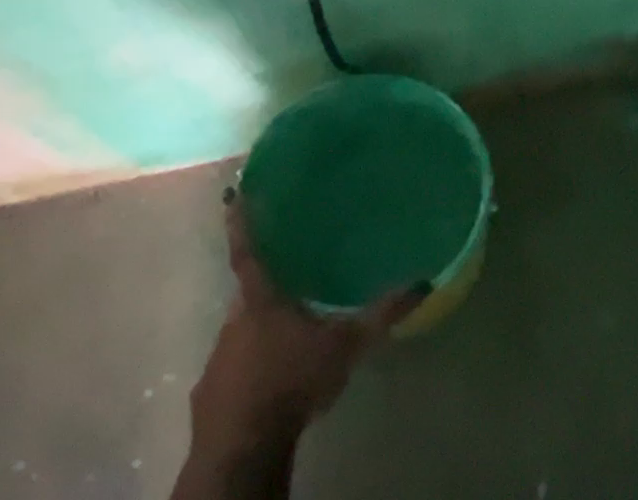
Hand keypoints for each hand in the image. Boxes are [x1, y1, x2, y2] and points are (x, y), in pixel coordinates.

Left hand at [188, 201, 423, 457]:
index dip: (242, 222)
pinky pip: (237, 365)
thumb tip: (425, 280)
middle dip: (268, 287)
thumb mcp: (347, 345)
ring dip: (264, 329)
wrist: (245, 444)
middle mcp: (234, 321)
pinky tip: (276, 377)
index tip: (234, 193)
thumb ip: (383, 313)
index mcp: (263, 301)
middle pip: (249, 293)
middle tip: (292, 281)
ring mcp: (219, 356)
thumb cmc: (295, 380)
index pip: (248, 251)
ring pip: (244, 330)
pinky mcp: (212, 390)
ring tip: (292, 335)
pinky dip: (255, 364)